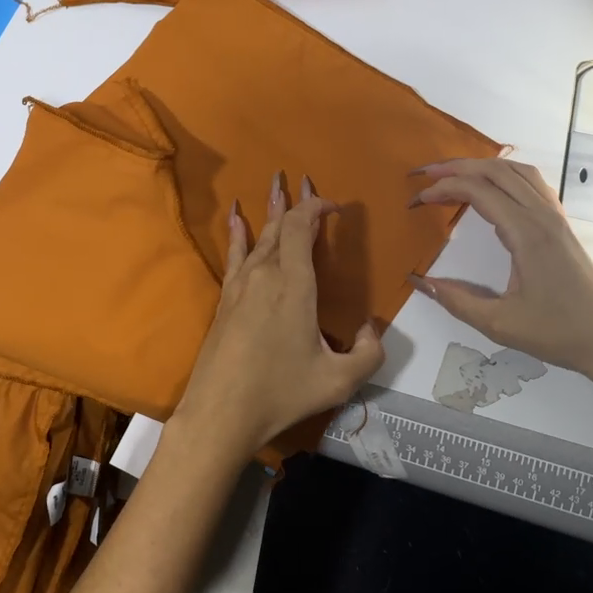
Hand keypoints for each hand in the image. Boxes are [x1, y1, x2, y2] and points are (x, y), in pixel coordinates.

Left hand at [176, 173, 384, 460]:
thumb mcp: (339, 381)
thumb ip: (369, 353)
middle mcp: (265, 274)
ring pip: (258, 237)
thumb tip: (371, 328)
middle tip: (301, 179)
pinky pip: (234, 255)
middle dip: (293, 201)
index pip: (302, 228)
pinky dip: (238, 233)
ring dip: (270, 211)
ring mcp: (240, 286)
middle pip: (279, 225)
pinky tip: (237, 218)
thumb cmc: (281, 393)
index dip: (316, 208)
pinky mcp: (225, 300)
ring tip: (275, 185)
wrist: (221, 413)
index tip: (334, 206)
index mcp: (294, 284)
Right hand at [408, 158, 592, 377]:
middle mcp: (542, 215)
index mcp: (526, 234)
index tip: (416, 201)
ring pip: (516, 170)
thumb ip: (457, 301)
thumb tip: (420, 282)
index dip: (443, 188)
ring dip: (481, 165)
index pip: (478, 191)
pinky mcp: (562, 223)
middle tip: (424, 175)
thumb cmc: (557, 333)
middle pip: (495, 170)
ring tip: (452, 173)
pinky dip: (505, 173)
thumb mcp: (499, 324)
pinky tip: (492, 186)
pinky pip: (532, 182)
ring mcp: (556, 216)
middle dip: (456, 167)